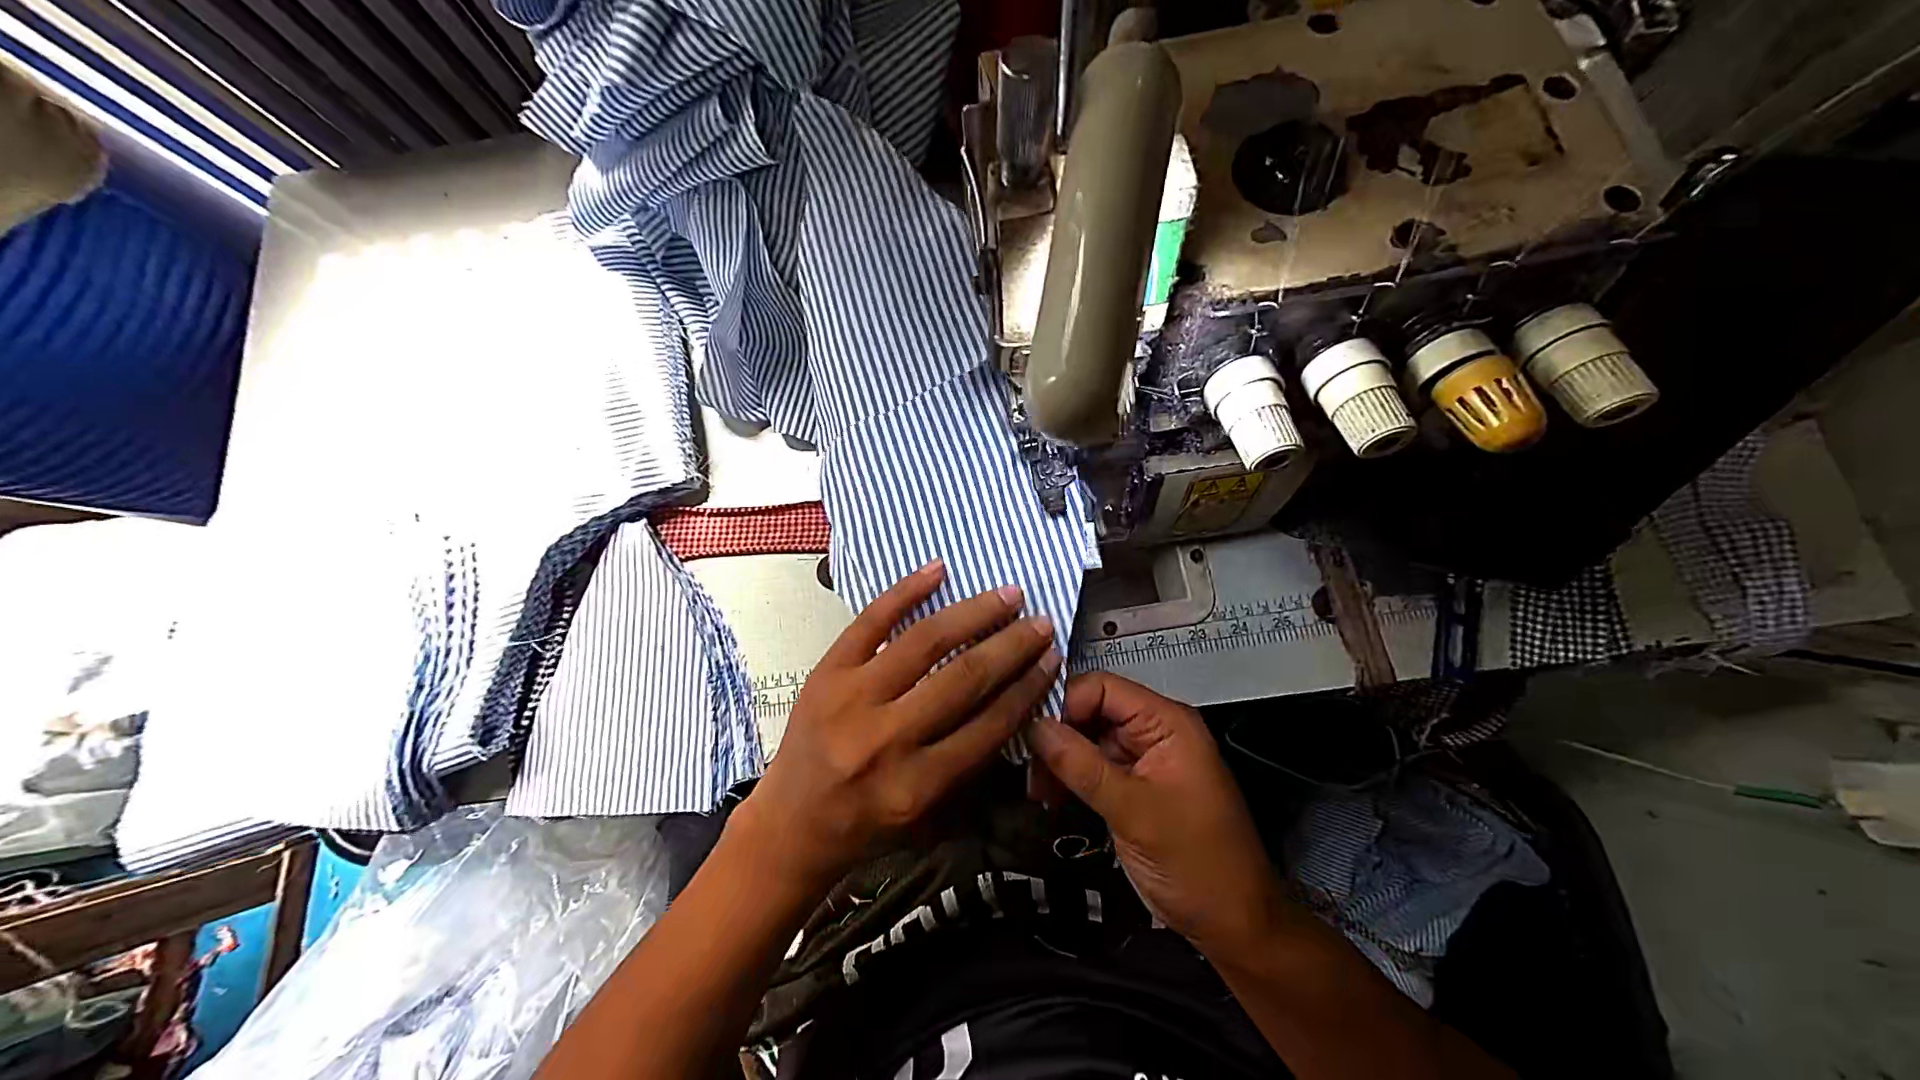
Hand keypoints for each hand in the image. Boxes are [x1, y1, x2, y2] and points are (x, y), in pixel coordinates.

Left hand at [736, 559, 1058, 885]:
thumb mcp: (926, 812)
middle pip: (964, 679)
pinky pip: (870, 621)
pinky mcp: (826, 673)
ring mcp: (851, 699)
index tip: (1052, 661)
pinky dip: (905, 592)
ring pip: (924, 642)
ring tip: (1008, 595)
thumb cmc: (865, 824)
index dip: (1028, 688)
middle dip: (1012, 646)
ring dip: (974, 614)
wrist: (790, 824)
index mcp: (916, 785)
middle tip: (1042, 623)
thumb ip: (968, 761)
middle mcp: (886, 740)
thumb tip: (1013, 698)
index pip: (989, 726)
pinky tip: (938, 571)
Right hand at [1025, 672, 1283, 954]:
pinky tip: (1050, 797)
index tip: (1027, 731)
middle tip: (1024, 765)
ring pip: (1086, 738)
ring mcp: (1143, 758)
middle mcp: (1153, 731)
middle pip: (1091, 710)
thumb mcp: (1134, 811)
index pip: (1102, 688)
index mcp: (1166, 722)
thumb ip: (1081, 765)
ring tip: (1037, 790)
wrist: (1234, 923)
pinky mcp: (1132, 785)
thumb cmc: (1195, 862)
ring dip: (1058, 760)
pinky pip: (1091, 766)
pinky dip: (1069, 778)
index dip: (1063, 703)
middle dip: (1056, 734)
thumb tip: (1033, 726)